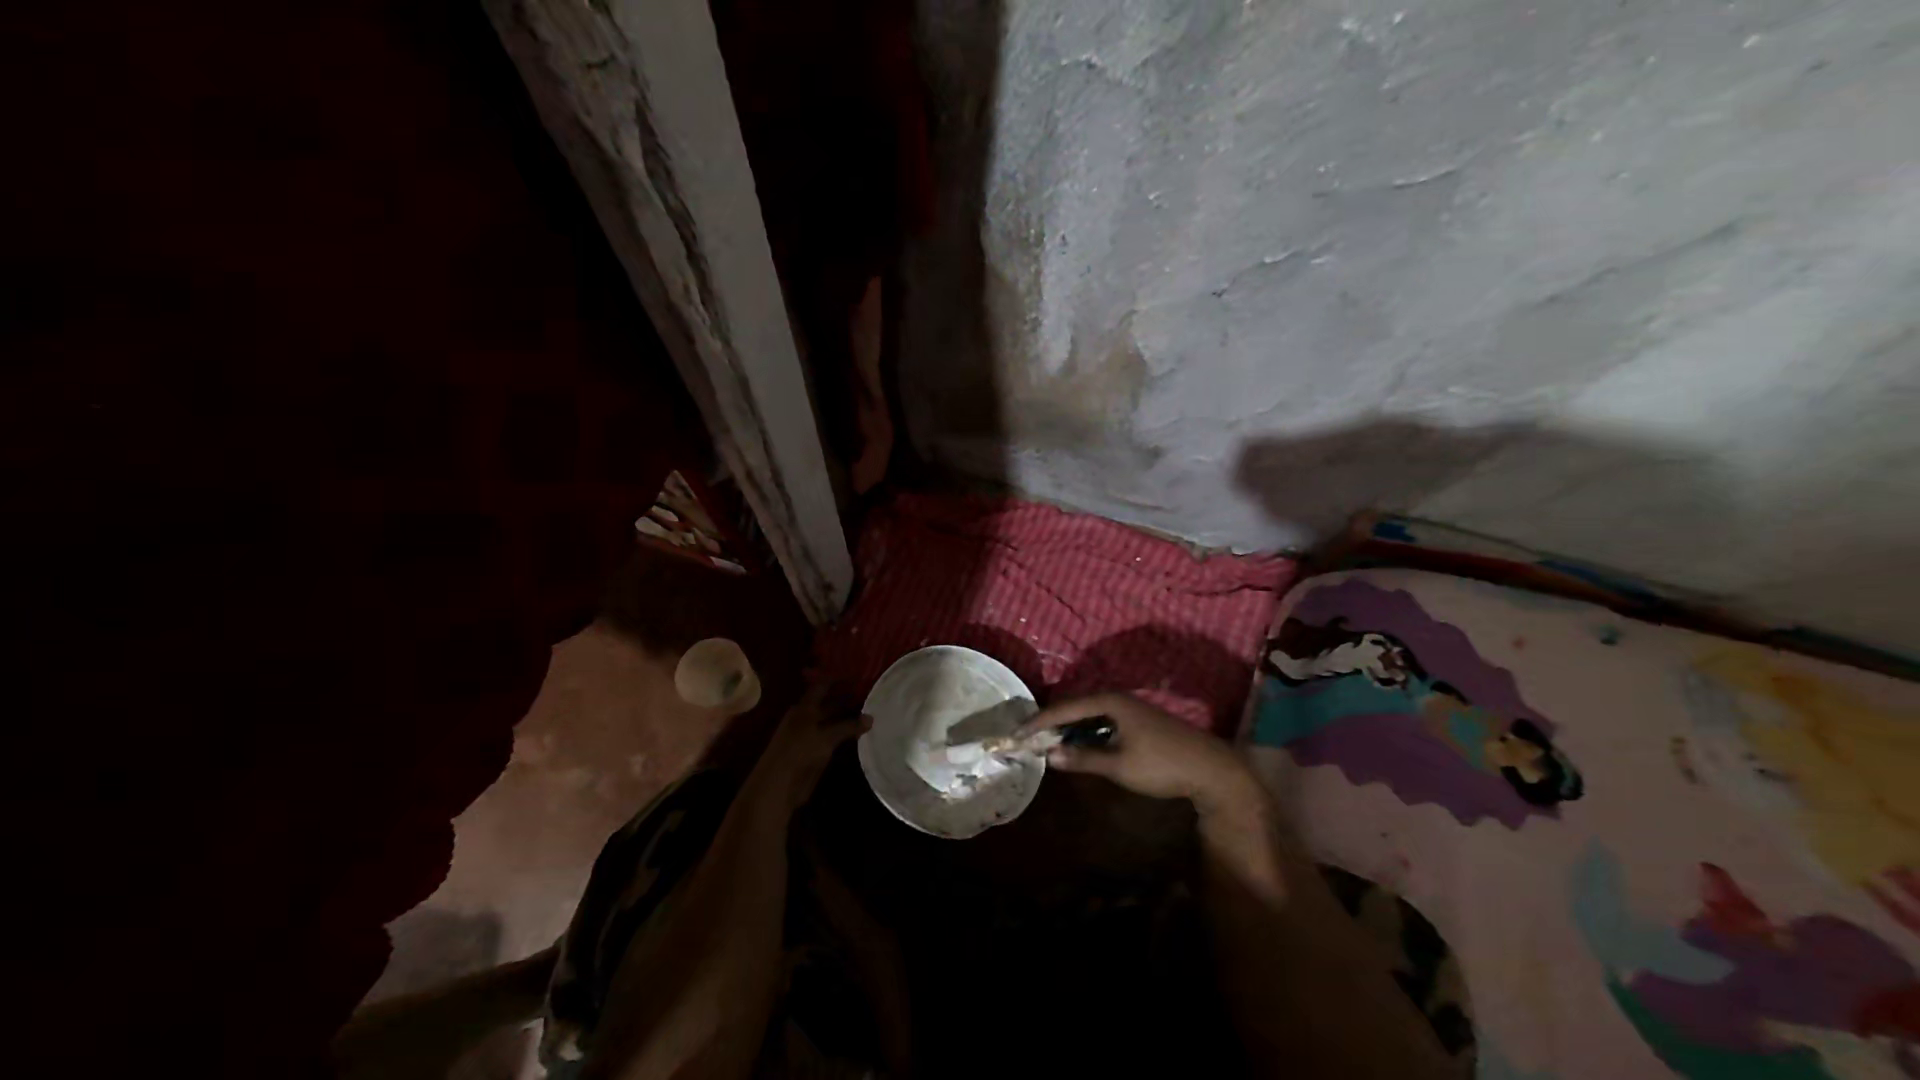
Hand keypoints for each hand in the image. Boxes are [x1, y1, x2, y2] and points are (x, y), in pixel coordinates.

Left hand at [748, 681, 869, 811]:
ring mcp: (811, 734)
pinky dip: (847, 733)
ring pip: (834, 720)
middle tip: (873, 694)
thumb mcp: (825, 737)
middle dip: (848, 699)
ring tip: (873, 711)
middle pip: (830, 703)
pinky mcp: (816, 751)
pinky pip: (835, 737)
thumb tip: (871, 718)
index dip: (840, 680)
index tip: (860, 675)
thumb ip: (848, 726)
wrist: (779, 785)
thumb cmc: (799, 753)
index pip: (824, 686)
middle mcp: (807, 717)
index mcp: (804, 708)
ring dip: (850, 717)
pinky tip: (862, 733)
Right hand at [1019, 693, 1261, 816]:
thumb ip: (1083, 759)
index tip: (1017, 734)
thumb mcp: (1120, 765)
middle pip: (1074, 707)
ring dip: (1066, 728)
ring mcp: (1128, 708)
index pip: (1064, 708)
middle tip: (1026, 738)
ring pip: (1087, 714)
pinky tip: (1076, 745)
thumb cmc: (1163, 764)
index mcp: (1110, 702)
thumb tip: (1049, 755)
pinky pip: (1099, 721)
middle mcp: (1117, 698)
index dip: (1039, 722)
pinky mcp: (1136, 721)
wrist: (1211, 768)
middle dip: (1049, 723)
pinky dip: (1083, 732)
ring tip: (1044, 742)